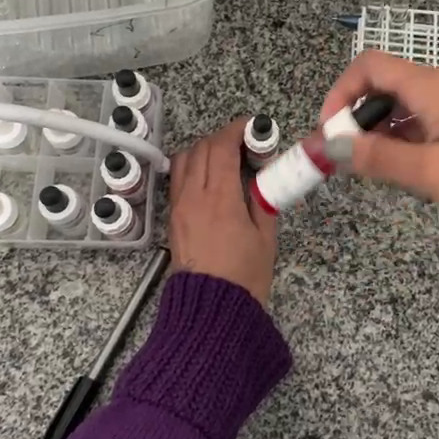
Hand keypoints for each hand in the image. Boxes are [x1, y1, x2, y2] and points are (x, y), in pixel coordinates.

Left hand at [167, 120, 278, 306]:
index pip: (221, 147)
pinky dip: (192, 168)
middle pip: (201, 148)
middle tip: (244, 144)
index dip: (236, 129)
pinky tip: (211, 179)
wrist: (211, 310)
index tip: (251, 127)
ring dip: (204, 151)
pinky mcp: (173, 219)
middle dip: (222, 138)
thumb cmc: (244, 276)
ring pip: (183, 160)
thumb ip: (262, 199)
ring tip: (226, 159)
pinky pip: (177, 180)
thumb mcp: (265, 235)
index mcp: (220, 198)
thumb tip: (261, 176)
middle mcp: (193, 196)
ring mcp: (179, 207)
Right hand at [320, 50, 438, 215]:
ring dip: (381, 132)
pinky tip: (404, 169)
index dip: (342, 92)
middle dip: (359, 117)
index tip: (331, 130)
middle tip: (348, 156)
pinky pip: (426, 121)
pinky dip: (405, 139)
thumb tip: (332, 147)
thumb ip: (378, 158)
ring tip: (373, 169)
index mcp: (432, 87)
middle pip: (386, 86)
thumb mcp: (429, 171)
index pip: (371, 66)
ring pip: (406, 107)